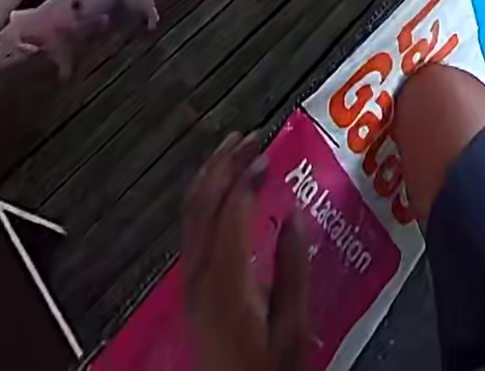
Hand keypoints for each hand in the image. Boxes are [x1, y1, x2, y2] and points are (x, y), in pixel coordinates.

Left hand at [183, 132, 309, 370]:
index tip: (268, 155)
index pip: (232, 210)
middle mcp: (200, 271)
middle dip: (225, 163)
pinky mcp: (189, 282)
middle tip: (249, 137)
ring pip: (192, 209)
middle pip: (205, 201)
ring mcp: (189, 276)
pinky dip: (202, 193)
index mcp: (226, 279)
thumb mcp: (292, 329)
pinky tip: (216, 184)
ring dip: (210, 173)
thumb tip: (295, 213)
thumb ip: (294, 269)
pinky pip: (190, 223)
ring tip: (230, 148)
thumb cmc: (268, 369)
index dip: (248, 177)